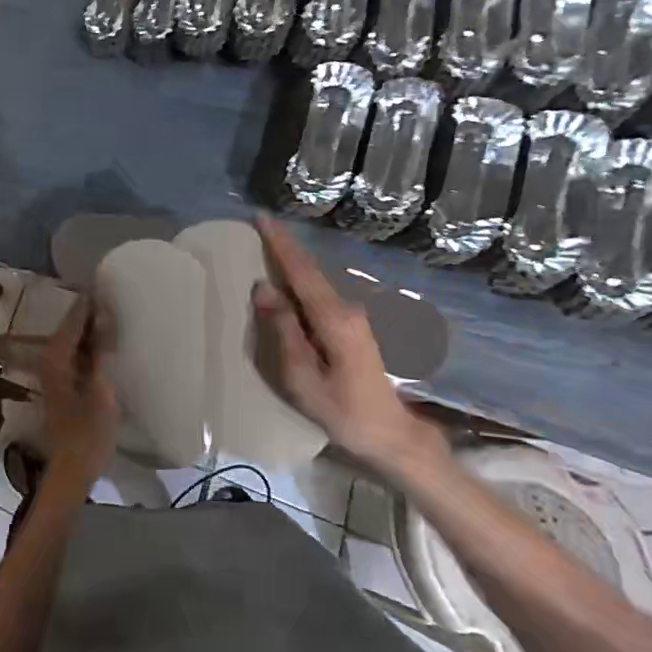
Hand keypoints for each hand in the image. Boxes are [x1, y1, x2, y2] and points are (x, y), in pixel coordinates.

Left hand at [37, 295, 119, 480]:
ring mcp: (57, 371)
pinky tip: (110, 341)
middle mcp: (51, 358)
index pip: (75, 317)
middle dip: (92, 310)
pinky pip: (80, 352)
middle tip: (116, 291)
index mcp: (57, 357)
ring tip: (117, 310)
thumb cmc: (88, 432)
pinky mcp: (66, 382)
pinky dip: (93, 344)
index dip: (91, 300)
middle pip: (73, 326)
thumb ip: (101, 351)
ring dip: (94, 327)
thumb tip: (104, 315)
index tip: (105, 280)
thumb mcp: (101, 390)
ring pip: (76, 339)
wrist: (73, 468)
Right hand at [251, 216, 449, 469]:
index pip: (302, 272)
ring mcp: (357, 316)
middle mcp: (350, 308)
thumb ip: (283, 331)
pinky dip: (303, 283)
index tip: (262, 217)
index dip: (281, 244)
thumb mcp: (302, 378)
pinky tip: (289, 283)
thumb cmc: (343, 412)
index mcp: (336, 320)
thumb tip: (264, 288)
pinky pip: (323, 295)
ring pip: (318, 282)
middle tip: (259, 228)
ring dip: (294, 264)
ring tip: (268, 248)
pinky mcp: (357, 326)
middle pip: (311, 271)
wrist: (391, 433)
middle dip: (285, 248)